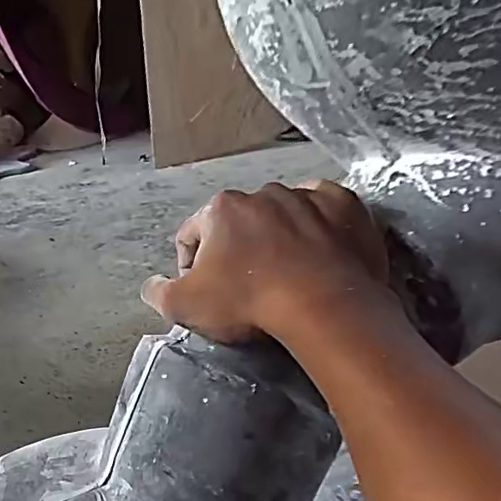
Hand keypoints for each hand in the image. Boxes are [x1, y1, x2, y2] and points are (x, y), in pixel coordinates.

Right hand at [140, 180, 395, 344]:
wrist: (323, 307)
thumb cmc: (246, 302)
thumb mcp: (181, 306)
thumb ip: (157, 292)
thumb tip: (152, 286)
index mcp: (220, 209)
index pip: (190, 235)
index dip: (189, 266)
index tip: (203, 290)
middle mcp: (263, 193)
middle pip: (236, 224)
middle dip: (234, 250)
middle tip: (241, 286)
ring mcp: (309, 196)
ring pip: (279, 216)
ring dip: (274, 239)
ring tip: (279, 275)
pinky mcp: (348, 207)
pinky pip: (323, 213)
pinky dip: (315, 229)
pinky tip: (312, 256)